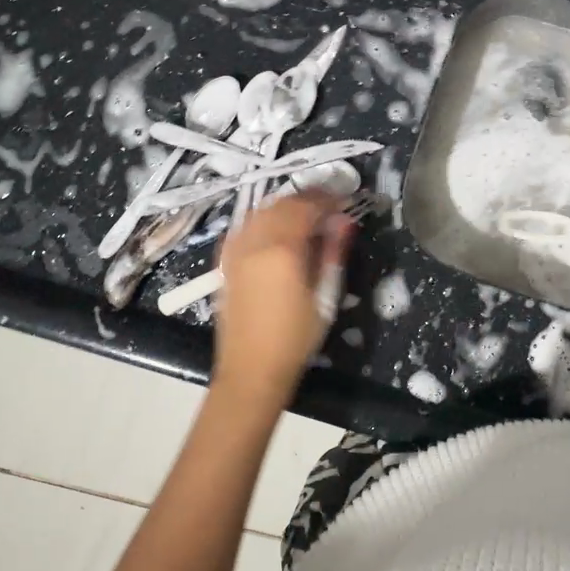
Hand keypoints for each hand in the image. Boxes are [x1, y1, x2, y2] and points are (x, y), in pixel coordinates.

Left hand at [210, 192, 352, 407]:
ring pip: (260, 211)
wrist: (251, 371)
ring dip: (283, 206)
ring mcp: (236, 252)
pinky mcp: (225, 264)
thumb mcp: (325, 296)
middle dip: (307, 199)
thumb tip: (345, 221)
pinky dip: (261, 220)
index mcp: (283, 250)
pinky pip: (243, 227)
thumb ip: (333, 253)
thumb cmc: (295, 337)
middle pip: (281, 204)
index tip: (345, 201)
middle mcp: (255, 243)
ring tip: (304, 215)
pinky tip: (273, 230)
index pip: (307, 207)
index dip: (328, 199)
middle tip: (329, 205)